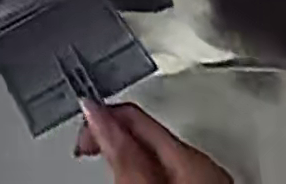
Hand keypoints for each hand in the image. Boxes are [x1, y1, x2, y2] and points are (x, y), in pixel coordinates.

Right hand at [76, 100, 232, 183]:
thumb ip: (121, 150)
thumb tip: (92, 109)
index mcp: (194, 159)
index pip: (132, 115)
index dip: (98, 117)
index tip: (79, 137)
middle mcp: (206, 172)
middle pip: (142, 140)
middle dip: (113, 145)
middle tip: (90, 156)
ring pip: (152, 166)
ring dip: (126, 169)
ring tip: (112, 179)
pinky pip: (163, 182)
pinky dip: (141, 182)